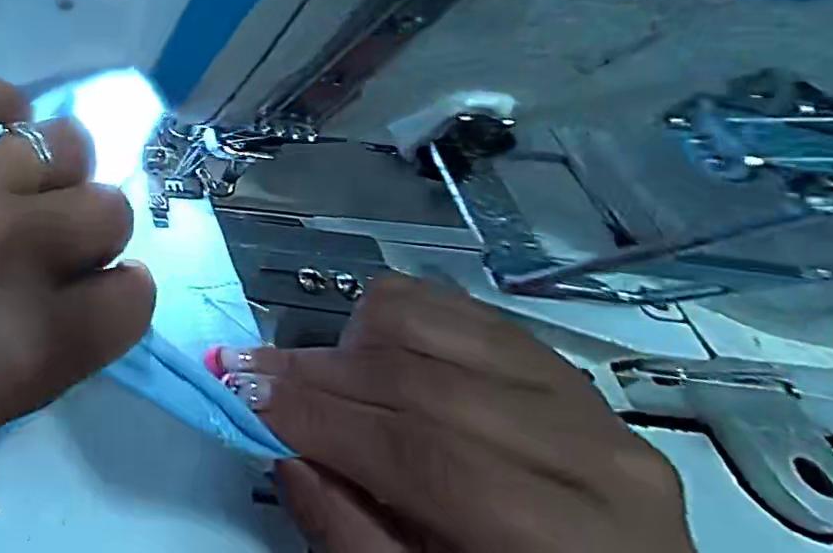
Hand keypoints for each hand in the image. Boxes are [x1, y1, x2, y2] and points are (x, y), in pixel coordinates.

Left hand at [0, 75, 155, 489]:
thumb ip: (66, 346)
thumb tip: (106, 279)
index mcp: (31, 341)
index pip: (132, 297)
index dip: (118, 295)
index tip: (94, 290)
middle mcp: (9, 249)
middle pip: (111, 211)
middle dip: (90, 234)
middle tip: (47, 245)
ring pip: (69, 144)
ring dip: (55, 176)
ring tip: (19, 192)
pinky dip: (5, 113)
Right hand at [227, 275, 694, 552]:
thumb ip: (352, 539)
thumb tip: (281, 450)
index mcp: (572, 539)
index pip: (420, 454)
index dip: (319, 421)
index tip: (243, 396)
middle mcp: (589, 448)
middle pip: (415, 379)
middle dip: (315, 376)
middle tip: (248, 372)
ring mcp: (575, 390)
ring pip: (426, 319)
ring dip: (349, 342)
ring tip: (317, 379)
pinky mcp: (550, 357)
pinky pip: (447, 303)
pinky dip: (389, 319)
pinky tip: (367, 355)